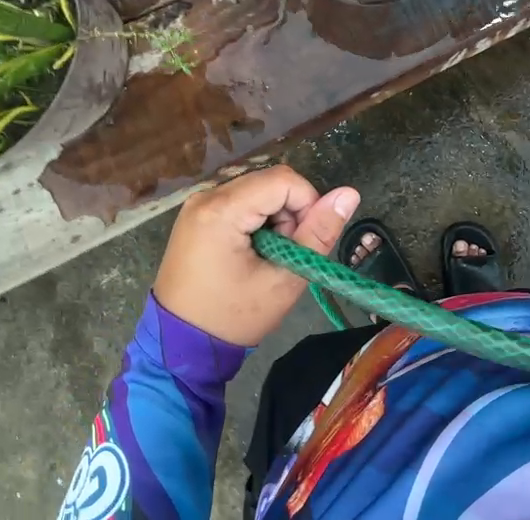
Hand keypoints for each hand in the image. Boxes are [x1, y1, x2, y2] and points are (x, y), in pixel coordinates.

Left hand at [153, 166, 358, 346]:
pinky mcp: (198, 214)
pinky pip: (243, 200)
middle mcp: (207, 196)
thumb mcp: (284, 279)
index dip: (306, 207)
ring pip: (260, 190)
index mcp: (222, 209)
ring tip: (267, 256)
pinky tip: (251, 251)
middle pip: (272, 182)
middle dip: (290, 214)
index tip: (301, 244)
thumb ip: (318, 233)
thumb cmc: (233, 317)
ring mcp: (199, 204)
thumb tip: (350, 193)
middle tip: (282, 255)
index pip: (285, 181)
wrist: (179, 348)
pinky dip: (257, 220)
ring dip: (276, 218)